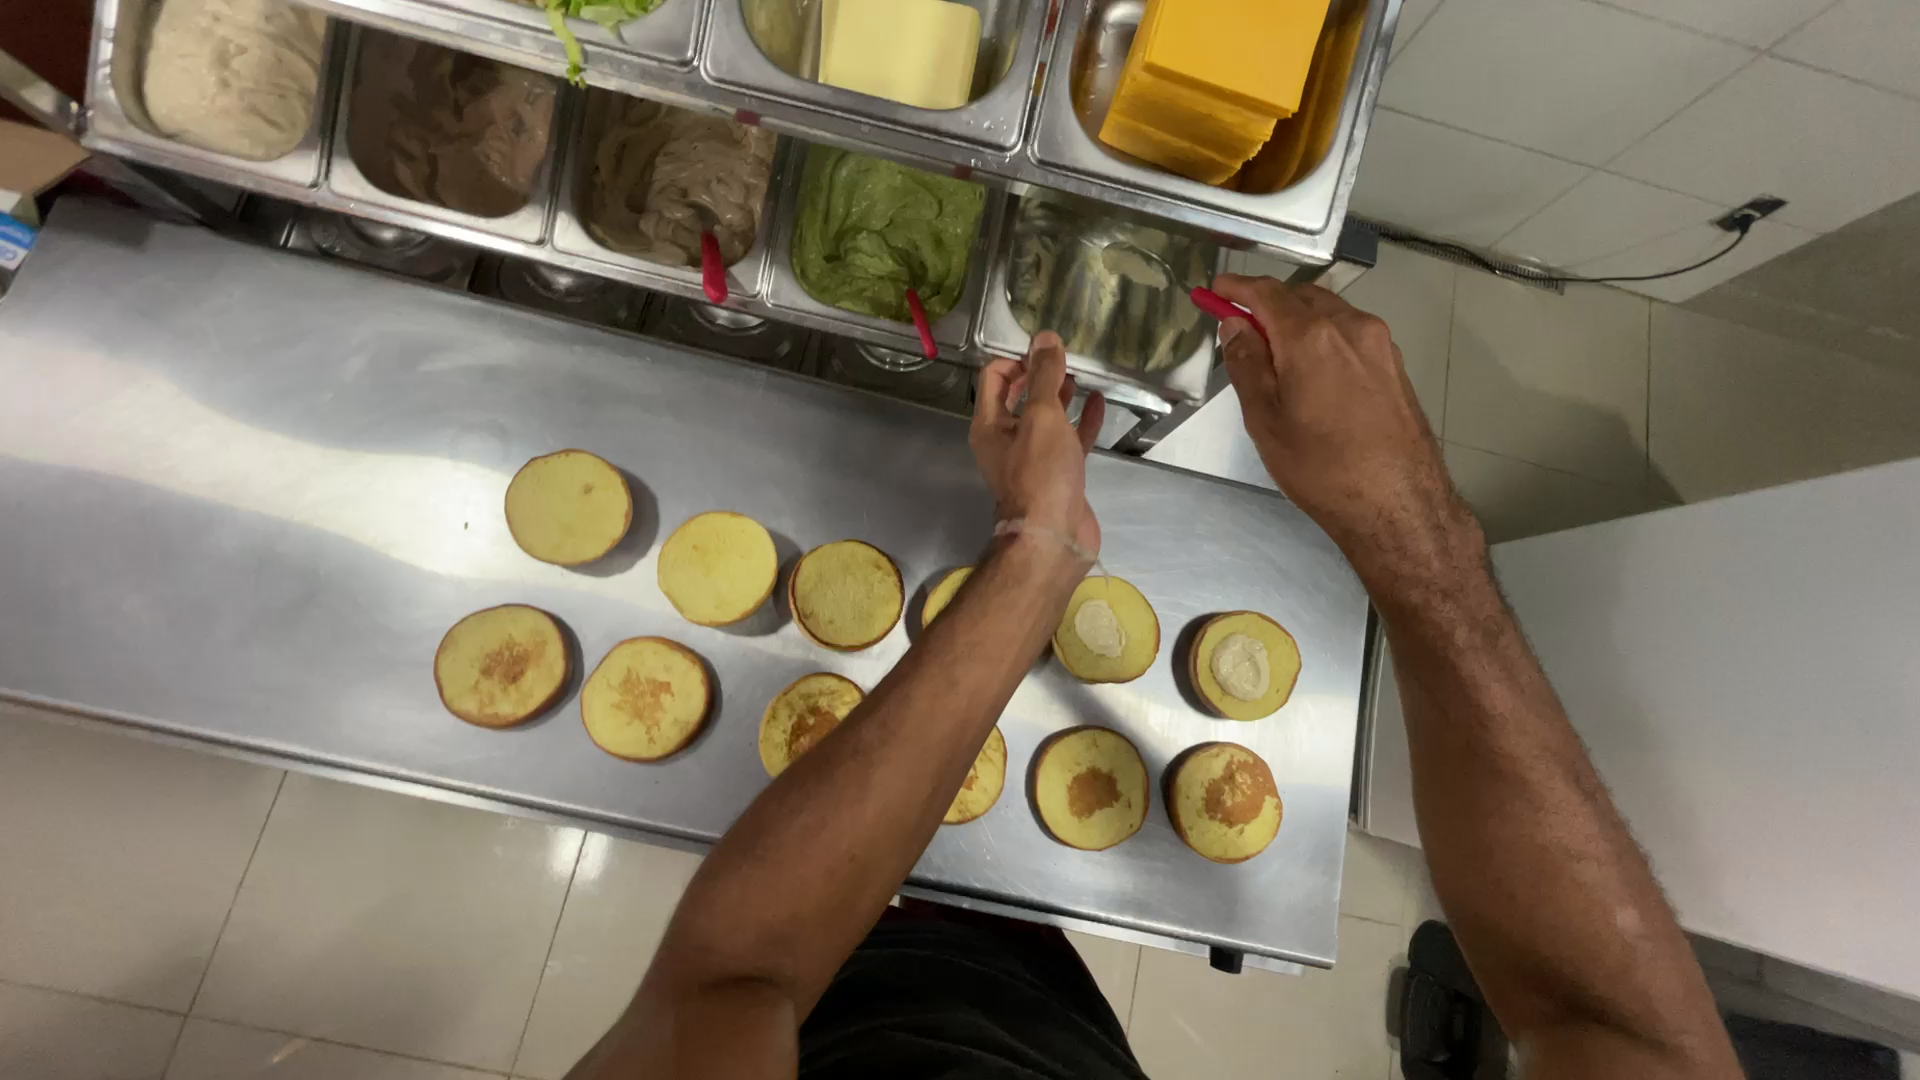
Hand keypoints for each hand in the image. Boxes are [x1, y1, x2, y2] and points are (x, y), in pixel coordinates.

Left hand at [970, 331, 1103, 561]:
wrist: (1054, 535)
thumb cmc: (1041, 473)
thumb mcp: (1042, 416)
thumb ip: (1044, 376)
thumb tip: (1044, 337)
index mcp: (989, 425)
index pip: (994, 378)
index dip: (1017, 360)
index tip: (1045, 352)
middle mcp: (1005, 441)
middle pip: (1019, 398)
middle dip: (1040, 376)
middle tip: (1065, 359)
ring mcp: (1032, 459)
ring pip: (1046, 419)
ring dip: (1061, 396)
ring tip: (1082, 375)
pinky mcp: (1057, 474)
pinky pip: (1068, 440)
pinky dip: (1081, 421)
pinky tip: (1097, 403)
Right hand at [1210, 274, 1480, 584]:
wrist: (1396, 504)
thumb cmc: (1319, 467)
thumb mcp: (1265, 419)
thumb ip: (1247, 365)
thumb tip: (1235, 327)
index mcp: (1312, 337)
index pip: (1268, 293)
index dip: (1237, 289)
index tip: (1215, 291)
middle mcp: (1351, 327)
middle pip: (1301, 296)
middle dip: (1266, 305)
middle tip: (1238, 329)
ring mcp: (1379, 344)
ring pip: (1328, 314)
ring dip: (1295, 322)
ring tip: (1271, 355)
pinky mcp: (1393, 365)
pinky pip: (1348, 334)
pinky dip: (1320, 338)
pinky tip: (1308, 372)